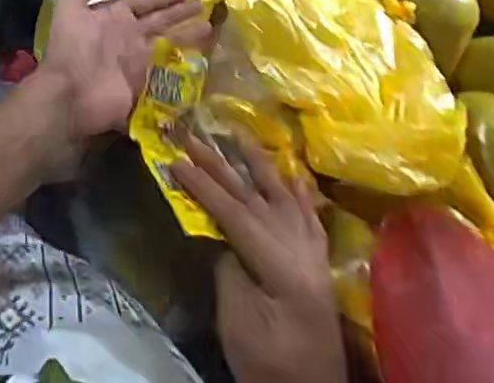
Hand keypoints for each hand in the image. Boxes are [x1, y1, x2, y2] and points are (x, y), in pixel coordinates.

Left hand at [38, 0, 206, 141]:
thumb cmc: (69, 48)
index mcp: (114, 17)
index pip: (144, 2)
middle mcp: (129, 37)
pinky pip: (169, 72)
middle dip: (180, 13)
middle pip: (161, 21)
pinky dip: (184, 66)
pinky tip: (203, 59)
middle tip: (202, 5)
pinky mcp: (146, 84)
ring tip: (209, 27)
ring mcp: (139, 61)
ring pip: (169, 44)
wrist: (68, 95)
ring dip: (188, 36)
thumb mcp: (72, 5)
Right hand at [172, 134, 346, 382]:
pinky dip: (299, 191)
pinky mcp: (318, 263)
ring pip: (283, 195)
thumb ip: (229, 267)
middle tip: (193, 138)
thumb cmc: (270, 364)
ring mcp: (313, 252)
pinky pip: (310, 214)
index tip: (175, 160)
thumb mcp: (238, 321)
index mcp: (280, 261)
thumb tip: (220, 232)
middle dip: (220, 164)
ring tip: (238, 134)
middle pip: (255, 195)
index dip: (203, 184)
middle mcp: (301, 246)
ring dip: (259, 162)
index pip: (234, 210)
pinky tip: (292, 173)